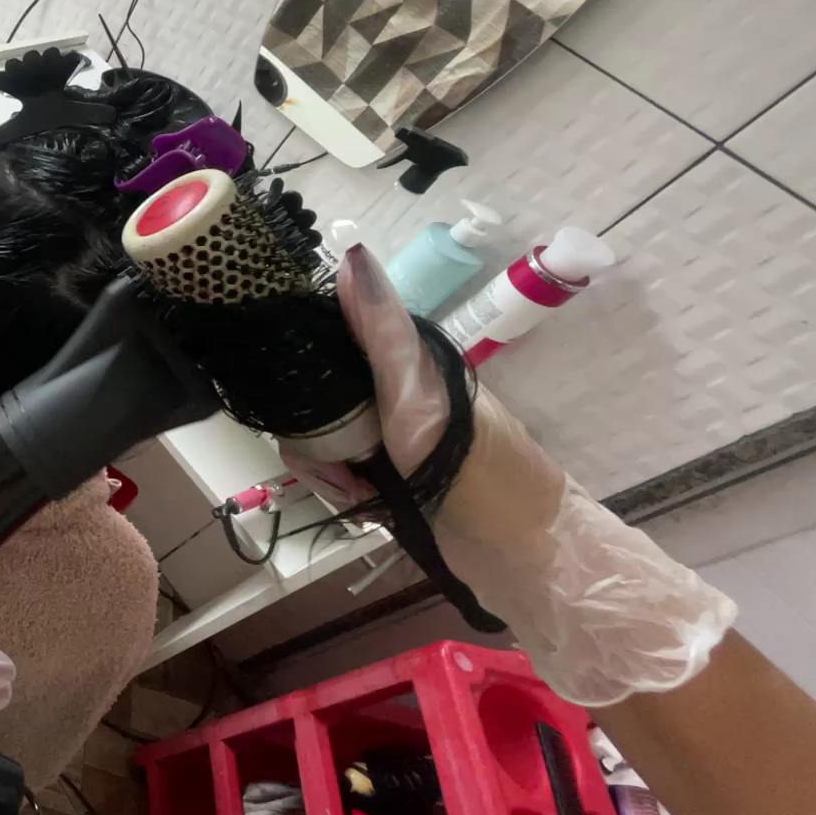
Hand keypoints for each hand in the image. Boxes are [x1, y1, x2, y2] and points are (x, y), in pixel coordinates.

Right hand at [279, 245, 734, 706]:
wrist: (522, 560)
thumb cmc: (471, 469)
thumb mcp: (417, 396)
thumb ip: (381, 331)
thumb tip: (351, 253)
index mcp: (404, 361)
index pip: (328, 336)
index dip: (301, 355)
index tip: (292, 387)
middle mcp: (389, 391)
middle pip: (314, 393)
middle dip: (312, 432)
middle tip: (336, 463)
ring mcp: (385, 434)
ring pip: (317, 434)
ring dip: (324, 466)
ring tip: (356, 492)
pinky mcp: (382, 471)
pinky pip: (332, 467)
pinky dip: (338, 487)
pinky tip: (360, 503)